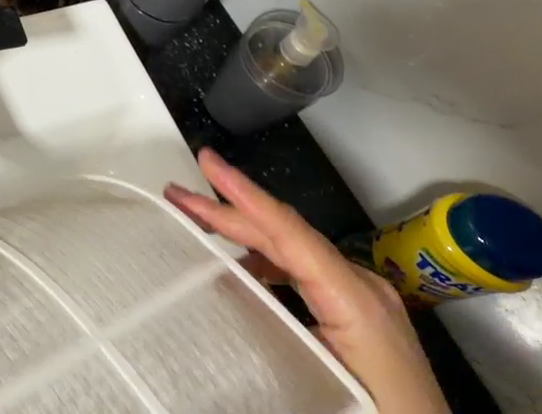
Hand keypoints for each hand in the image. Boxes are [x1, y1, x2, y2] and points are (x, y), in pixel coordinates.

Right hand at [166, 148, 449, 413]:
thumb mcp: (320, 381)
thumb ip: (268, 335)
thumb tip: (216, 302)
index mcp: (355, 300)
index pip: (290, 234)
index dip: (245, 194)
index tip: (208, 161)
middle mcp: (361, 288)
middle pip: (286, 236)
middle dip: (228, 209)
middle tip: (177, 193)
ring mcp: (364, 301)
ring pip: (294, 252)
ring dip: (244, 232)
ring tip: (196, 221)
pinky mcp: (361, 317)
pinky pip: (306, 273)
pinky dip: (266, 261)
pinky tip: (240, 269)